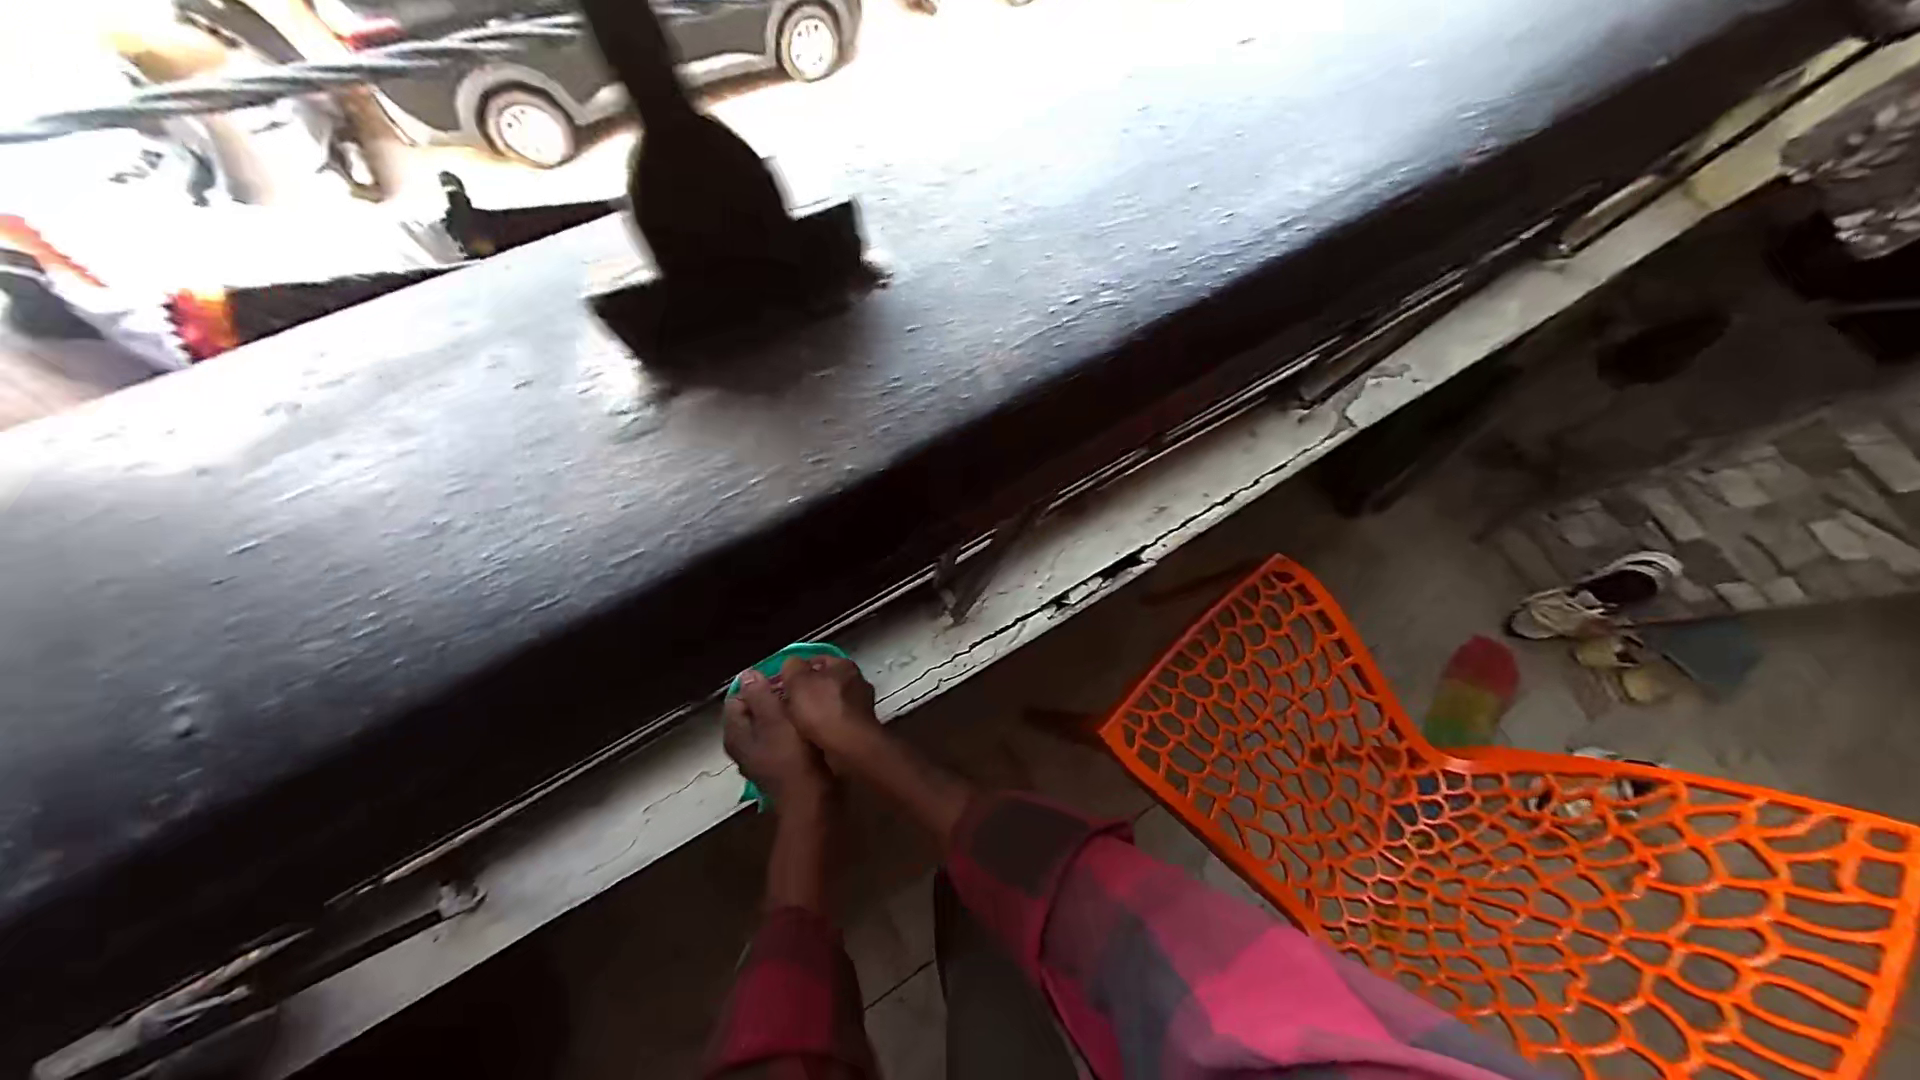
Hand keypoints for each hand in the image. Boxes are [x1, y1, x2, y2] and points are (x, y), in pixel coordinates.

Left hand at [724, 670, 831, 813]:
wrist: (811, 800)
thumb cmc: (793, 756)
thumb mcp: (776, 720)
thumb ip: (760, 695)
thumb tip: (748, 674)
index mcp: (735, 733)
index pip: (737, 697)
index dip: (758, 684)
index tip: (783, 680)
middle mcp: (742, 746)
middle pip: (752, 711)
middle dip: (772, 698)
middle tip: (796, 691)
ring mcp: (759, 758)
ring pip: (768, 724)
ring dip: (783, 713)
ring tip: (804, 704)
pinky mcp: (778, 765)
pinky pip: (780, 738)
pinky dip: (790, 729)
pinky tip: (808, 725)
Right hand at [778, 654, 882, 759]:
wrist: (849, 746)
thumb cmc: (822, 709)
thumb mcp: (798, 682)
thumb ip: (793, 667)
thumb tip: (792, 663)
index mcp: (844, 665)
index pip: (819, 659)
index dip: (799, 669)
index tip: (784, 682)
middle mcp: (858, 681)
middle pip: (827, 682)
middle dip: (809, 691)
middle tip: (789, 702)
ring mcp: (862, 705)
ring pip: (832, 703)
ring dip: (818, 710)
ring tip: (798, 721)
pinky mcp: (862, 727)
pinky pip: (838, 721)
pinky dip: (826, 726)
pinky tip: (813, 735)